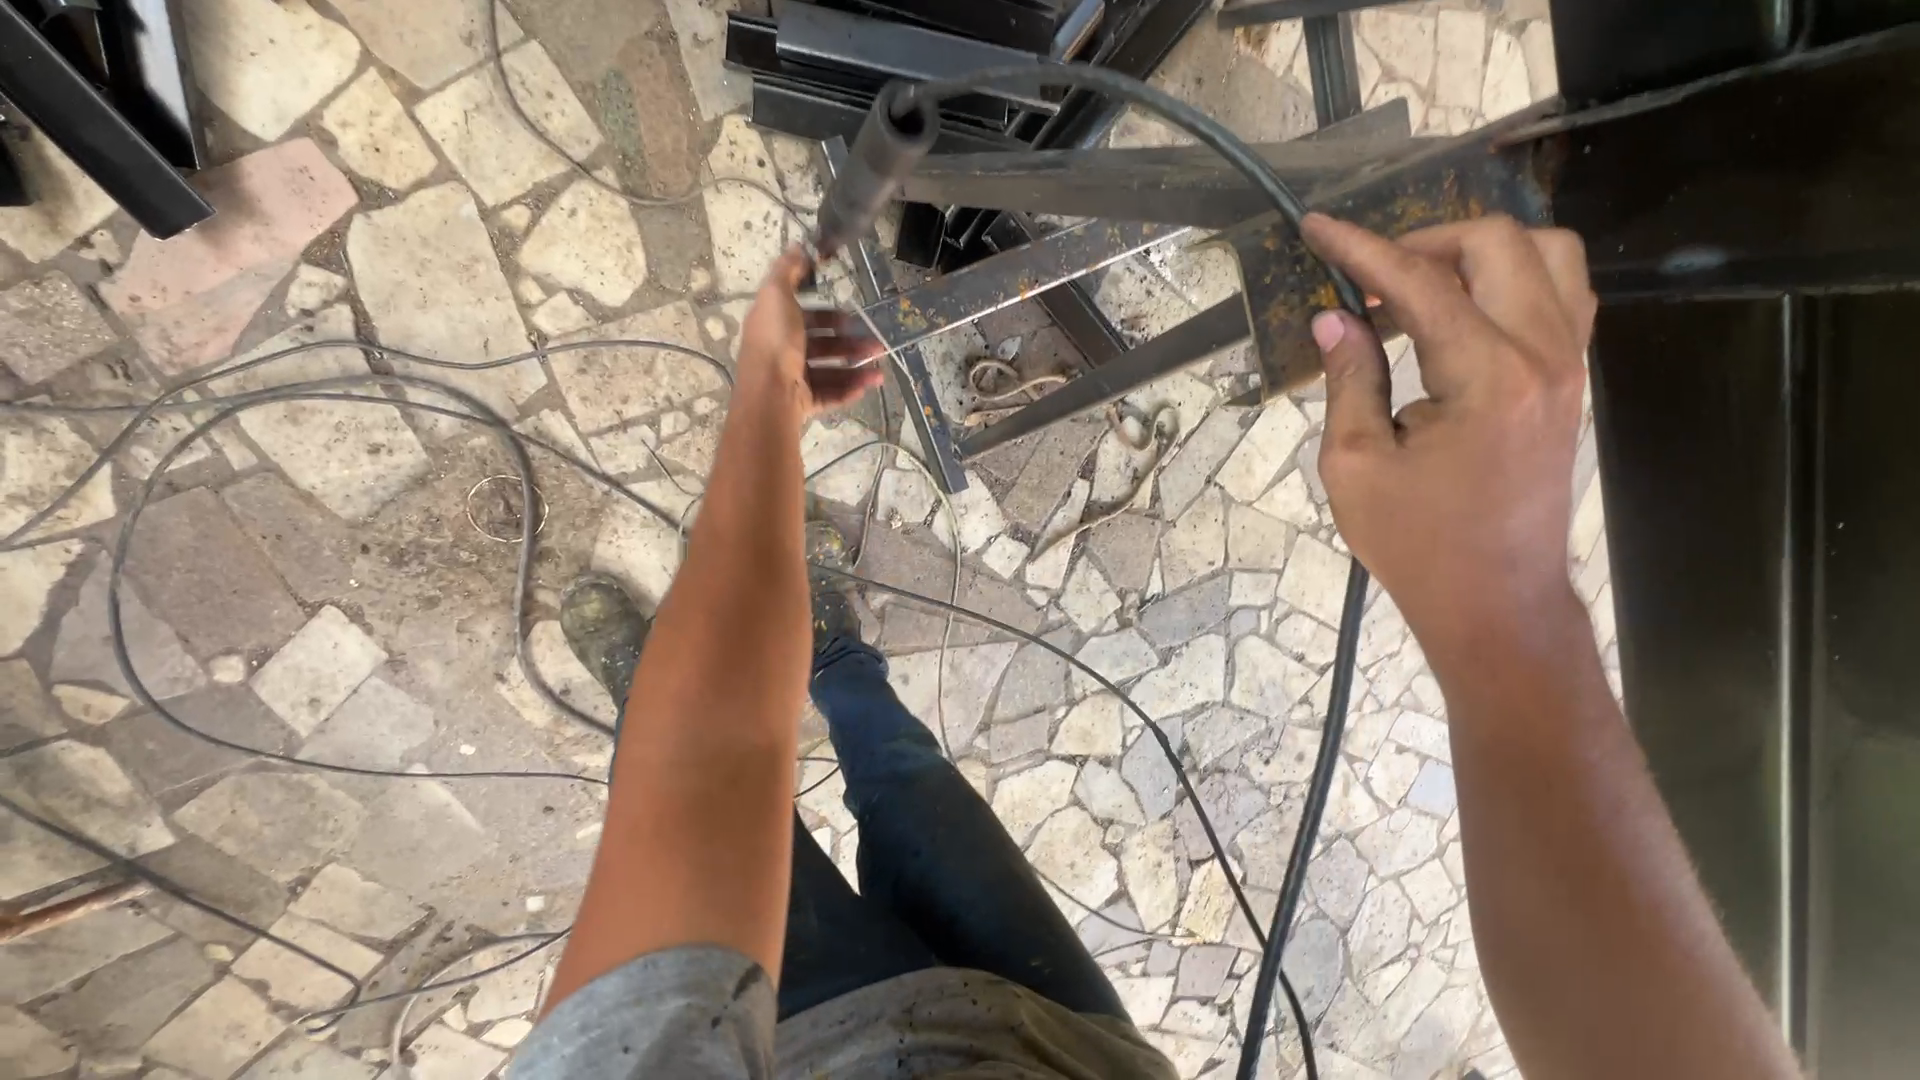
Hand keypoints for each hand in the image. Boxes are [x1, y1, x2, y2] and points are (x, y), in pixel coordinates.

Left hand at [737, 248, 885, 417]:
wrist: (769, 393)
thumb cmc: (775, 340)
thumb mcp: (777, 294)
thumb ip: (788, 270)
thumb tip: (798, 247)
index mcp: (774, 327)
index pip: (803, 317)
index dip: (826, 314)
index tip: (849, 313)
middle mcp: (782, 353)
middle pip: (820, 345)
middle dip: (850, 342)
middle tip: (875, 343)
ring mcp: (793, 380)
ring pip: (829, 371)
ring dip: (857, 367)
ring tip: (880, 368)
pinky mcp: (804, 403)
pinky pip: (831, 394)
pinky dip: (850, 389)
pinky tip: (869, 383)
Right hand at [1301, 212, 1597, 660]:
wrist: (1494, 597)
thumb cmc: (1415, 542)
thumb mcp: (1355, 464)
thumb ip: (1348, 379)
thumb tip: (1334, 318)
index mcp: (1486, 377)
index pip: (1419, 283)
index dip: (1360, 248)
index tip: (1317, 227)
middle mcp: (1543, 354)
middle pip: (1498, 243)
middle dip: (1423, 241)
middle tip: (1367, 274)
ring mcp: (1569, 364)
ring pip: (1548, 255)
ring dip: (1477, 252)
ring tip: (1417, 284)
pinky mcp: (1571, 380)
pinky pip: (1559, 294)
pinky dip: (1511, 279)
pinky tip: (1460, 309)